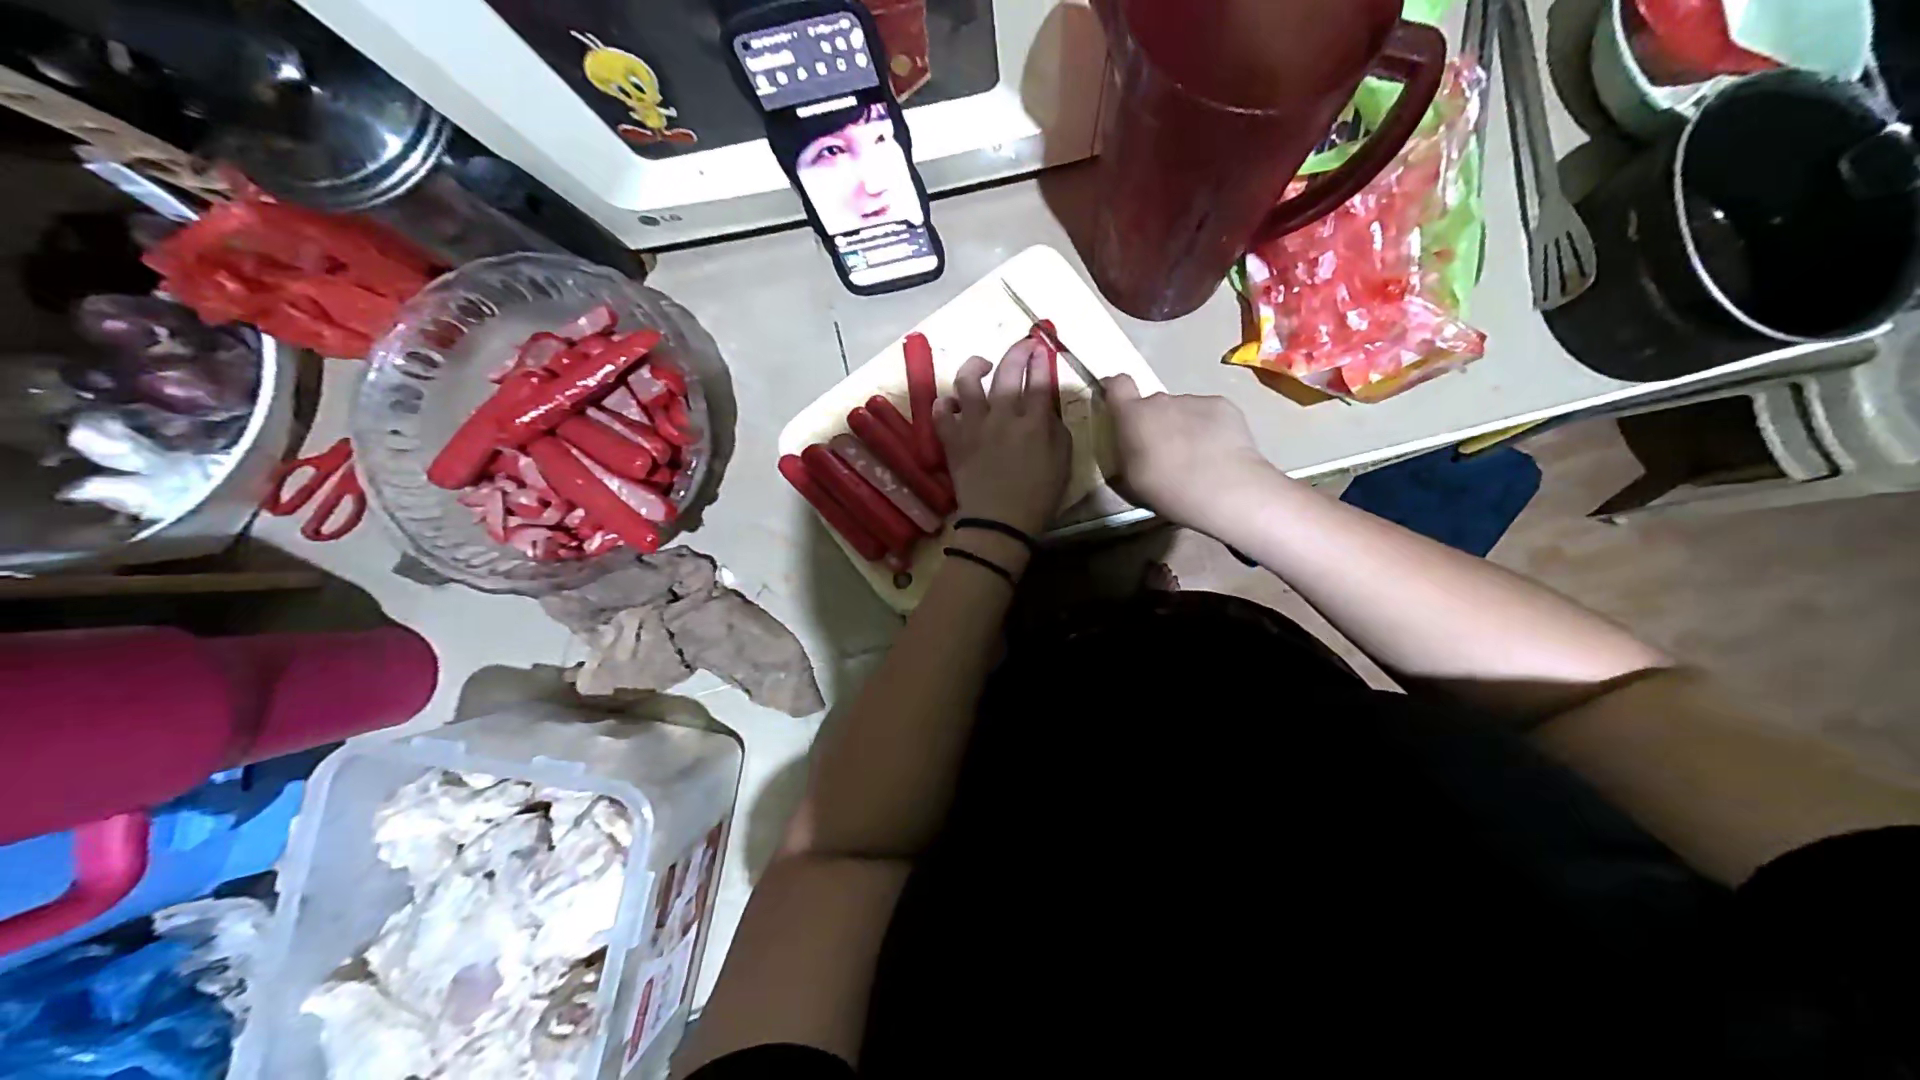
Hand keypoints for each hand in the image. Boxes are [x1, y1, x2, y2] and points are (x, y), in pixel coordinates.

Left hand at [933, 338, 1071, 535]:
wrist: (999, 523)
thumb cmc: (1038, 497)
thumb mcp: (1062, 462)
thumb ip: (1056, 429)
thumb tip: (1047, 407)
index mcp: (1035, 422)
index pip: (1040, 379)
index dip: (1041, 359)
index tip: (1042, 347)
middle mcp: (1003, 416)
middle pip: (1008, 371)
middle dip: (1017, 351)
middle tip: (1023, 345)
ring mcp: (974, 426)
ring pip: (968, 382)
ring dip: (975, 366)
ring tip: (981, 365)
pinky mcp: (953, 440)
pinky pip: (941, 412)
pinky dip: (945, 404)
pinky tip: (952, 402)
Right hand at [1101, 375, 1278, 532]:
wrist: (1221, 488)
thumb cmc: (1165, 488)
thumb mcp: (1129, 479)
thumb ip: (1126, 453)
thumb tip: (1132, 445)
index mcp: (1132, 416)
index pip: (1118, 385)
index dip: (1117, 391)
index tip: (1119, 404)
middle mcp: (1161, 401)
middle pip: (1154, 404)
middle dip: (1157, 422)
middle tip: (1166, 453)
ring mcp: (1194, 400)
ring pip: (1184, 411)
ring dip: (1185, 427)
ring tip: (1198, 458)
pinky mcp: (1223, 405)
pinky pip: (1209, 414)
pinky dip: (1211, 429)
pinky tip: (1218, 453)